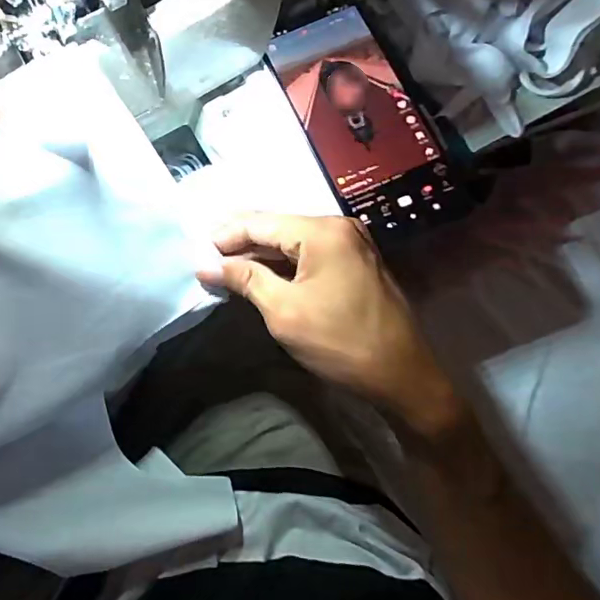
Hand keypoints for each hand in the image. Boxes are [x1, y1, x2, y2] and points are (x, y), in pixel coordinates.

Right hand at [199, 213, 464, 441]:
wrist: (403, 377)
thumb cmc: (340, 343)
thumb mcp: (283, 311)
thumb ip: (245, 279)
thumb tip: (208, 266)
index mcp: (323, 231)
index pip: (261, 222)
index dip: (226, 236)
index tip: (196, 252)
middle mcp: (339, 227)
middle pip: (277, 227)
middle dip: (241, 243)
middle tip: (207, 259)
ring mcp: (352, 243)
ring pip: (293, 241)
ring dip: (261, 254)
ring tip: (226, 267)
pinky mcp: (356, 262)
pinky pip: (310, 254)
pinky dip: (283, 263)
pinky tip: (260, 274)